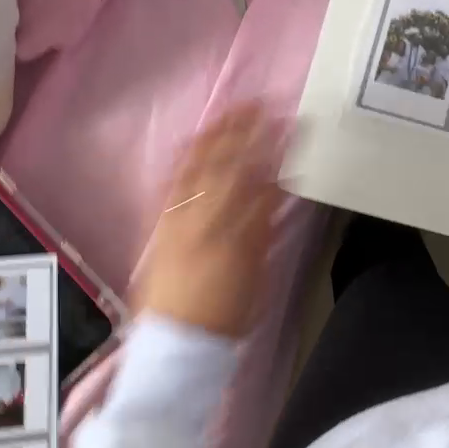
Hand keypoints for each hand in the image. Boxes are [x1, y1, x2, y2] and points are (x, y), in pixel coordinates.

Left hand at [136, 105, 286, 336]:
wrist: (177, 343)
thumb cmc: (228, 312)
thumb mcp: (259, 270)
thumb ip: (266, 225)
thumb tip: (280, 186)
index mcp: (237, 232)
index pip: (260, 178)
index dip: (274, 147)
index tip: (287, 123)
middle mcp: (206, 219)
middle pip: (229, 164)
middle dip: (247, 130)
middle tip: (262, 104)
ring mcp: (179, 218)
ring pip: (199, 167)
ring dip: (217, 134)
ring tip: (232, 110)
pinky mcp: (161, 223)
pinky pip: (172, 181)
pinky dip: (184, 156)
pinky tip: (193, 138)